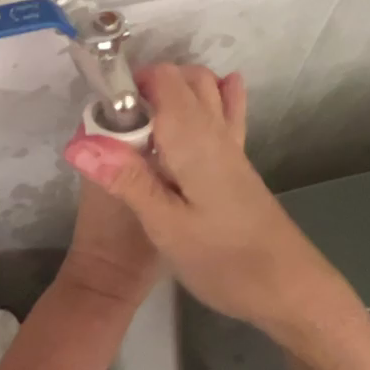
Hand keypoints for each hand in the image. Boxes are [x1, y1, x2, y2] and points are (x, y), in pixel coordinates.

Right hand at [61, 65, 348, 338]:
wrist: (291, 289)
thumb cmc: (224, 260)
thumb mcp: (165, 226)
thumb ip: (126, 180)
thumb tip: (78, 143)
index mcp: (194, 138)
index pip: (162, 79)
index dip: (128, 86)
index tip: (103, 118)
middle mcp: (215, 132)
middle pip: (185, 79)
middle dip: (147, 87)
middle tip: (116, 127)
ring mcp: (232, 148)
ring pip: (207, 93)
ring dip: (174, 92)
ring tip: (142, 120)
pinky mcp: (239, 166)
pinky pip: (226, 115)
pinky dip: (215, 97)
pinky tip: (216, 93)